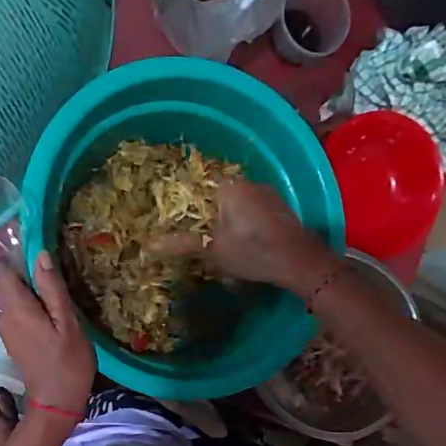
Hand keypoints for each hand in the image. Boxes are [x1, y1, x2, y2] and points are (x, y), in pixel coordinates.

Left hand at [0, 252, 95, 415]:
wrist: (57, 402)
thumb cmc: (68, 362)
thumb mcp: (67, 322)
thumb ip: (52, 288)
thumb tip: (40, 255)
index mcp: (16, 308)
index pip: (4, 269)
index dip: (21, 258)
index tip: (44, 259)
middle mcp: (4, 315)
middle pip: (11, 283)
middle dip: (32, 277)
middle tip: (62, 285)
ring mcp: (6, 329)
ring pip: (17, 298)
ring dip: (36, 295)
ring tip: (61, 304)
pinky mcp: (13, 339)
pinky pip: (20, 313)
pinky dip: (35, 310)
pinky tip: (54, 320)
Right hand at [161, 178, 336, 292]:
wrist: (299, 262)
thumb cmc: (251, 251)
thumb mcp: (212, 250)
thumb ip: (181, 244)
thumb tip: (147, 246)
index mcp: (231, 186)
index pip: (200, 188)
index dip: (190, 208)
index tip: (185, 226)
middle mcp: (250, 183)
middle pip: (219, 199)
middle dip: (211, 220)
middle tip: (203, 243)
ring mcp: (269, 195)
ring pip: (238, 208)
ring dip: (229, 226)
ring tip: (223, 250)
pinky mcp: (281, 210)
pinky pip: (254, 214)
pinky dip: (246, 228)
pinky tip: (245, 248)